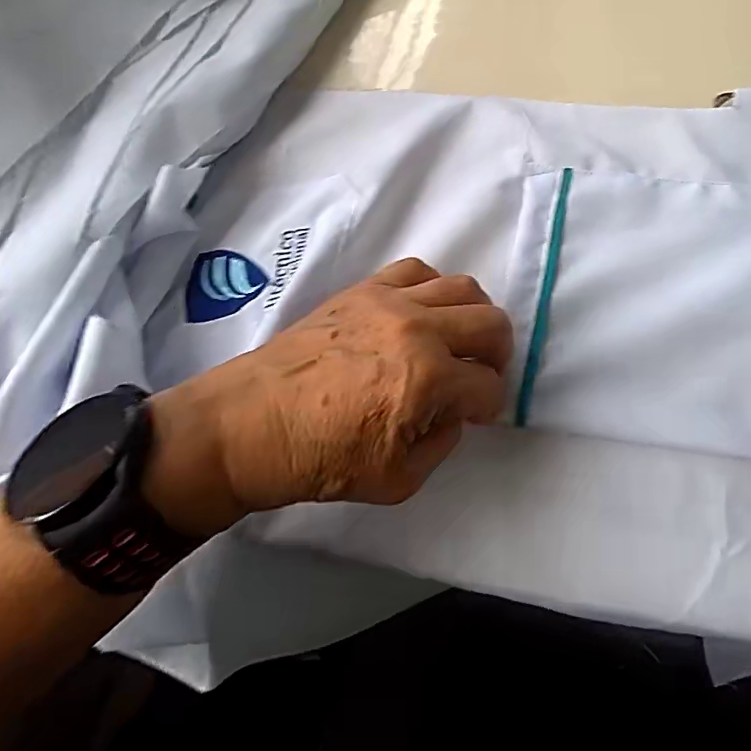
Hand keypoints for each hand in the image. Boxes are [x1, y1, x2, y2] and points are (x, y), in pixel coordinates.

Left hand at [142, 258, 511, 538]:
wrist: (252, 424)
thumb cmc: (320, 459)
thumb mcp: (398, 480)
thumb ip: (441, 443)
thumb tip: (451, 412)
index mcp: (427, 378)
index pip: (488, 387)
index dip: (488, 408)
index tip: (473, 417)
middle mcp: (416, 328)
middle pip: (491, 324)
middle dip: (497, 356)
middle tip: (478, 378)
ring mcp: (386, 302)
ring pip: (461, 288)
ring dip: (472, 318)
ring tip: (456, 343)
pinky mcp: (360, 291)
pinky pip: (415, 270)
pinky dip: (432, 289)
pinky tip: (421, 314)